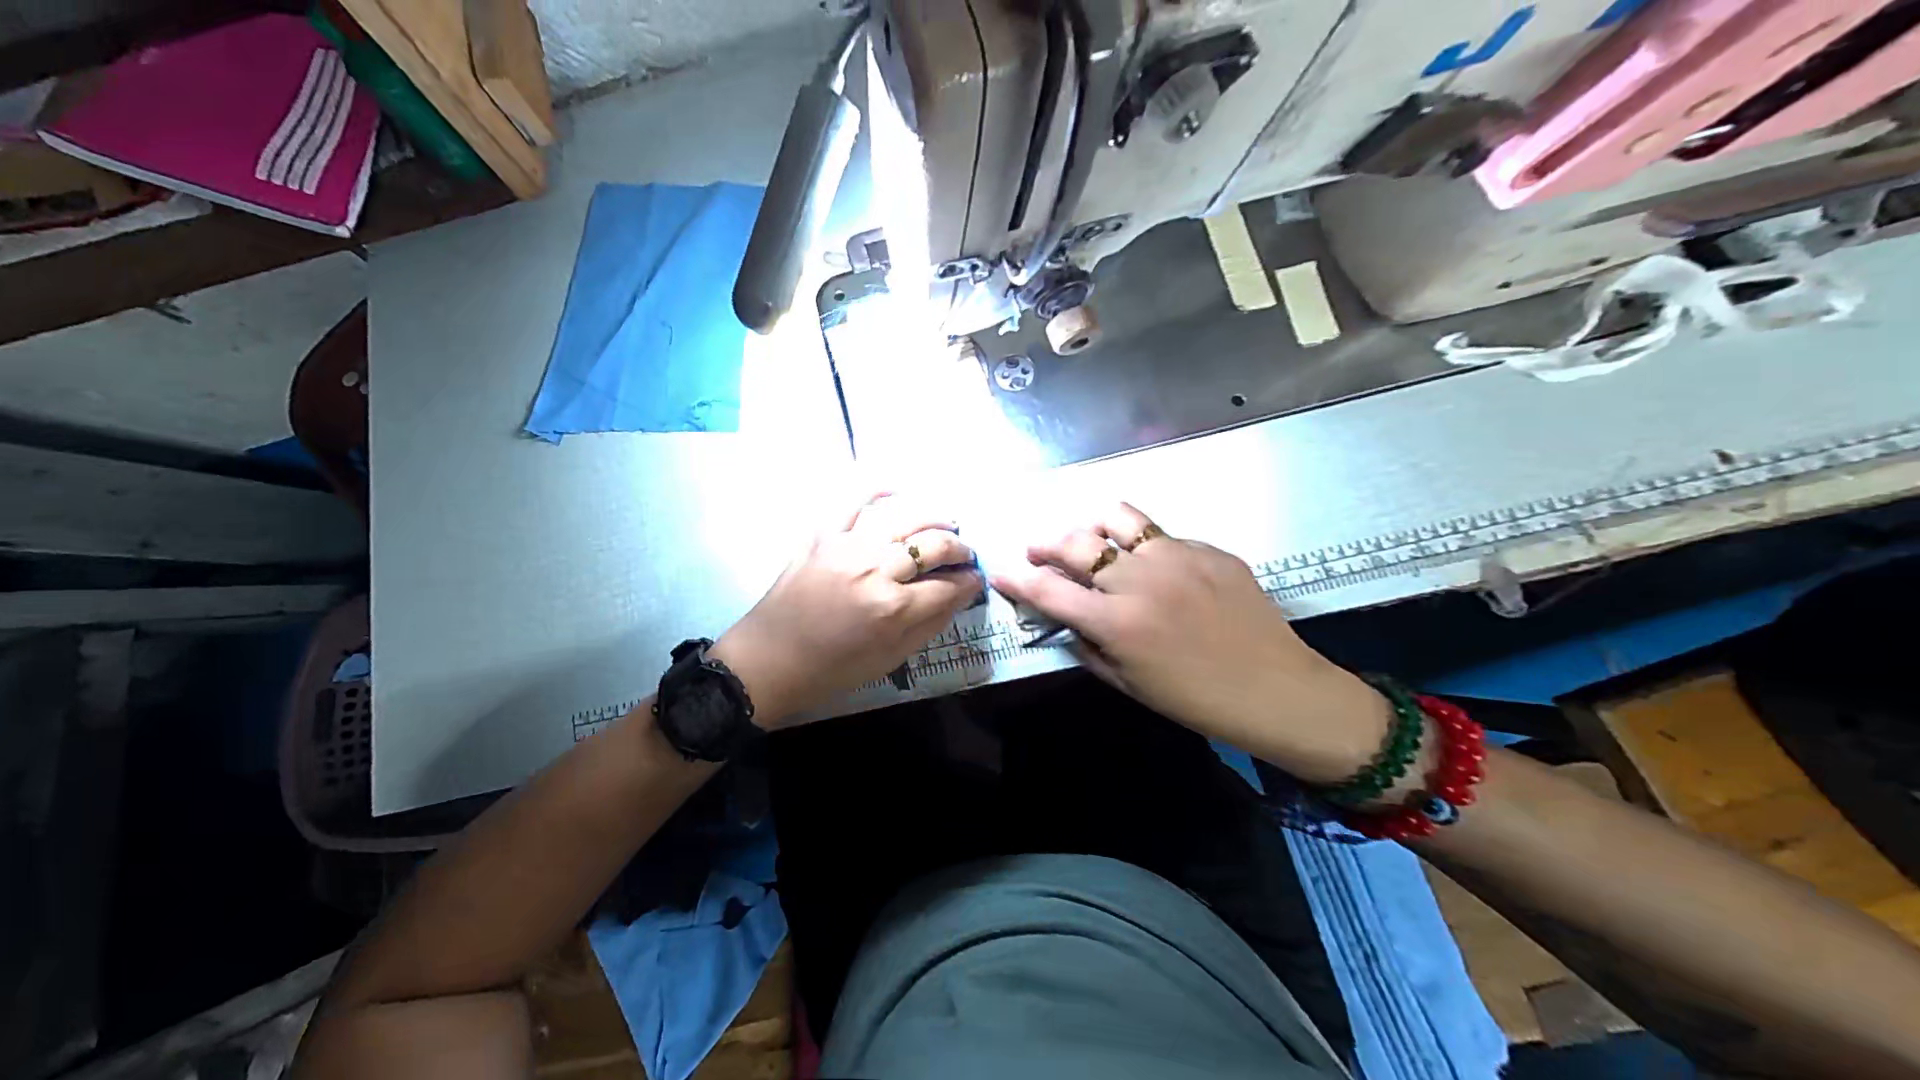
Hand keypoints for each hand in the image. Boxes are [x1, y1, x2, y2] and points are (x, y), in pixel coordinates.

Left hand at [711, 494, 982, 728]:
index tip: (975, 579)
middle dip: (959, 549)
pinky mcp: (821, 536)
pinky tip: (896, 490)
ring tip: (945, 523)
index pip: (948, 586)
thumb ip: (930, 624)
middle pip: (932, 546)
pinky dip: (876, 491)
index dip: (969, 582)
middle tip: (965, 554)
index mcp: (893, 608)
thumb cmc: (833, 668)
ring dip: (932, 518)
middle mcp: (874, 570)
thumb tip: (958, 595)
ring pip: (902, 518)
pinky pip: (852, 503)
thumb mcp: (890, 658)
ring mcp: (846, 547)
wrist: (770, 660)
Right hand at [993, 503, 1391, 783]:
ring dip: (1091, 526)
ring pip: (1117, 518)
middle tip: (1038, 552)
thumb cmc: (1196, 700)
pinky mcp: (1208, 548)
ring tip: (1090, 538)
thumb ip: (1088, 647)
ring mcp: (1176, 556)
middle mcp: (1140, 580)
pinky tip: (1152, 565)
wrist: (1277, 689)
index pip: (1049, 590)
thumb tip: (1065, 619)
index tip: (1001, 572)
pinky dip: (1143, 544)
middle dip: (1045, 545)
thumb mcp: (1128, 684)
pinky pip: (1162, 535)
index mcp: (1116, 622)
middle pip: (1075, 543)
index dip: (1017, 580)